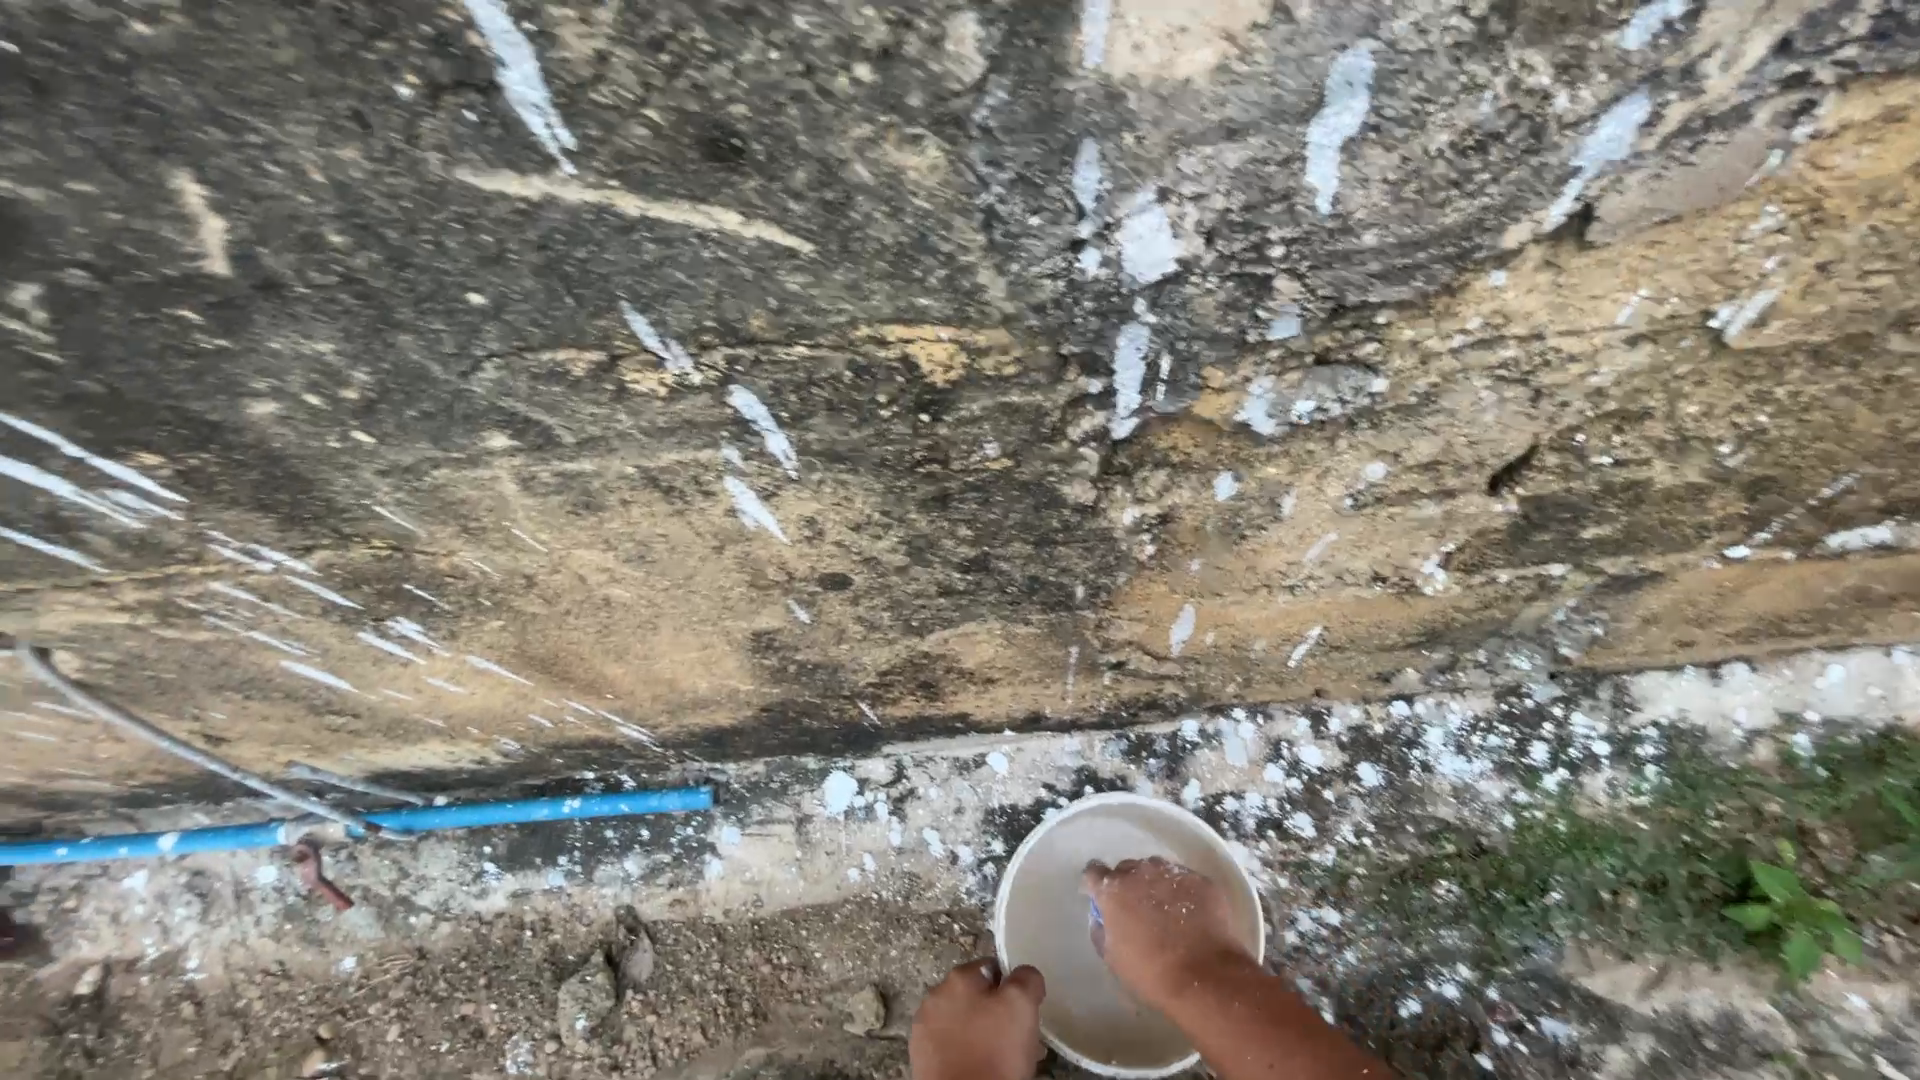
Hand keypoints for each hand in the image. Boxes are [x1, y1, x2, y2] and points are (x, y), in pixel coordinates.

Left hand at [909, 958, 1047, 1079]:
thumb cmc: (994, 1051)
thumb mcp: (1021, 1005)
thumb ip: (1026, 978)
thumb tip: (1024, 974)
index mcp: (957, 977)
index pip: (991, 968)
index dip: (1011, 987)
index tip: (1024, 1010)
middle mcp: (935, 997)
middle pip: (976, 998)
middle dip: (998, 1014)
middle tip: (1018, 1038)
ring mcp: (925, 1031)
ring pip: (965, 1025)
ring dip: (984, 1035)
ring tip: (1005, 1059)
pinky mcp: (922, 1061)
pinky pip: (952, 1049)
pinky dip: (968, 1055)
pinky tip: (984, 1069)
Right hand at [1082, 857, 1256, 1011]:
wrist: (1206, 977)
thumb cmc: (1152, 972)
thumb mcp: (1112, 958)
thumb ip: (1101, 931)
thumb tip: (1101, 918)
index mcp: (1112, 890)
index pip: (1093, 872)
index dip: (1095, 884)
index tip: (1101, 897)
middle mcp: (1139, 872)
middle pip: (1126, 868)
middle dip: (1127, 884)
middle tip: (1137, 910)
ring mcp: (1172, 873)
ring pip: (1155, 870)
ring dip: (1154, 884)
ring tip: (1166, 910)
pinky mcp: (1199, 880)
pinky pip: (1184, 880)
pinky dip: (1182, 892)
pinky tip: (1191, 915)